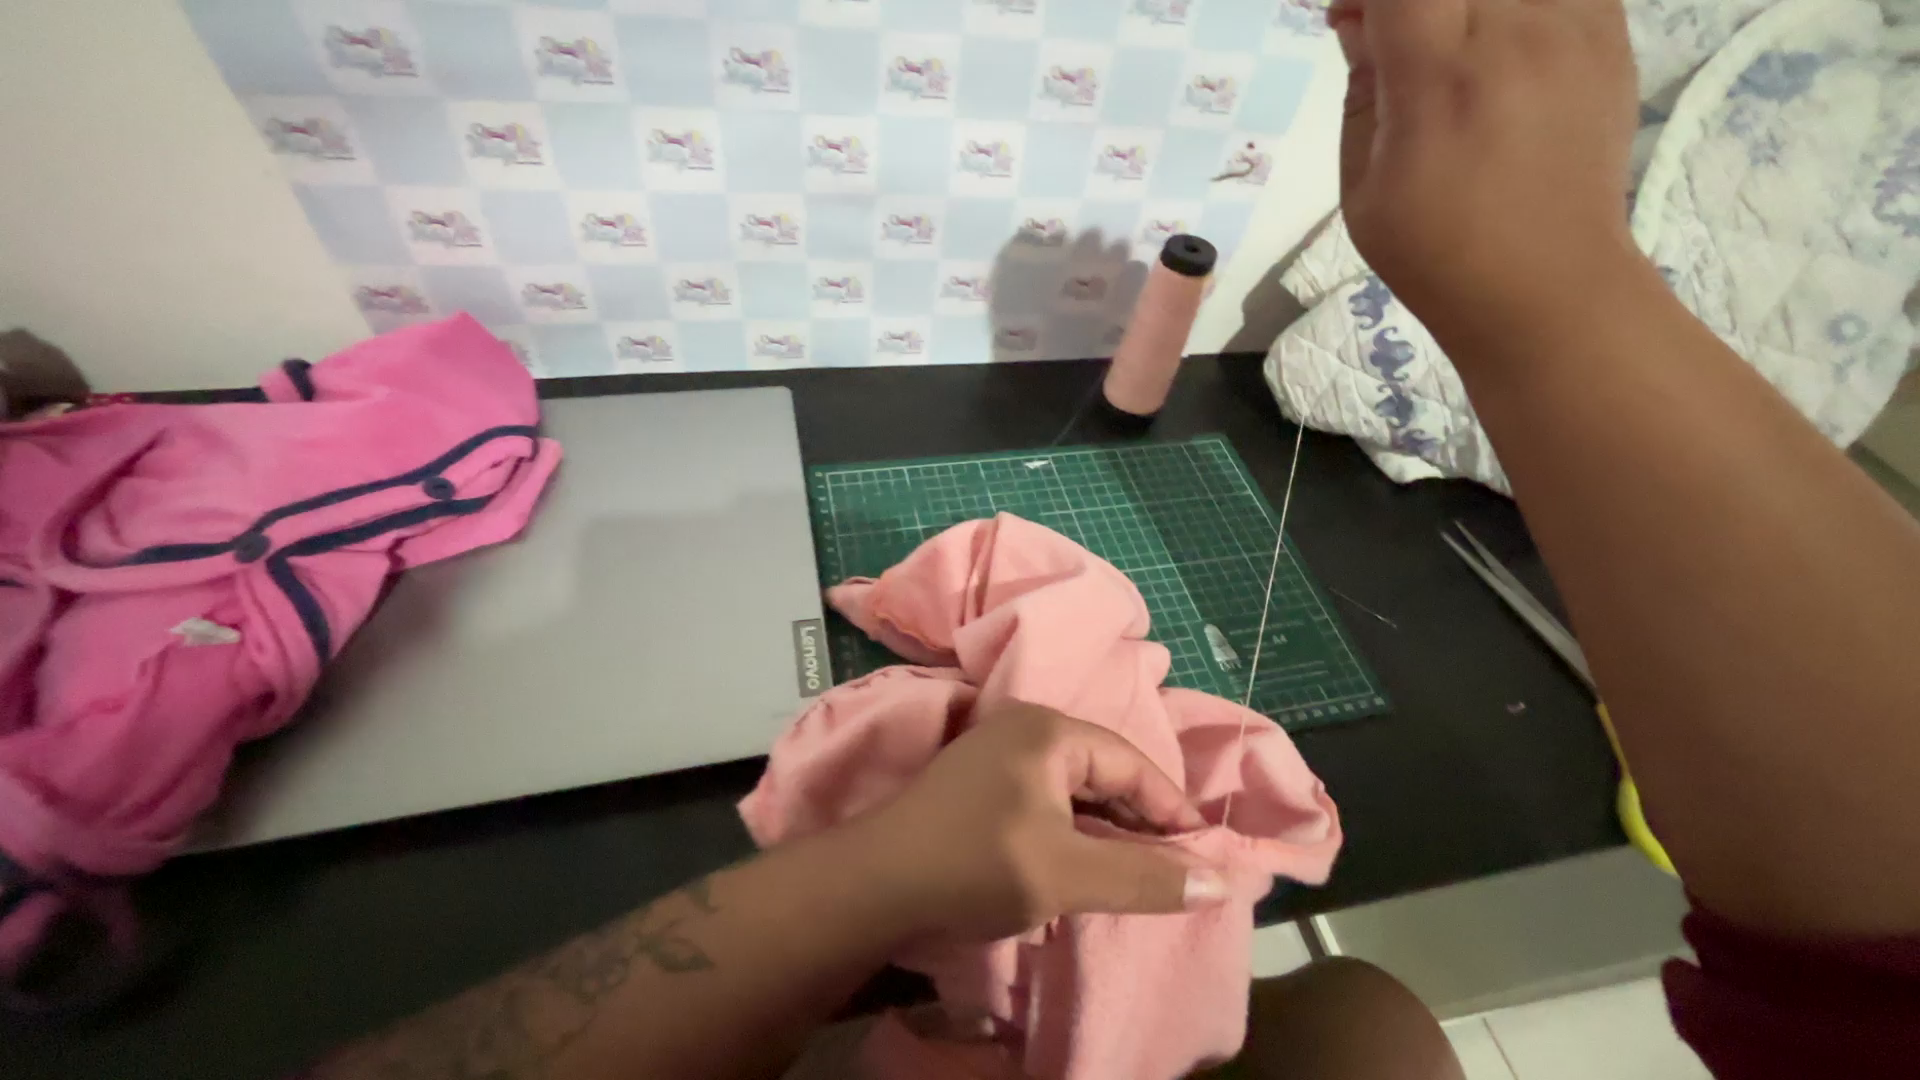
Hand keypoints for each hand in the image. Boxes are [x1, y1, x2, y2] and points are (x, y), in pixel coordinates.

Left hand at [851, 701, 1228, 941]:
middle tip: (1175, 866)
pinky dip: (1073, 826)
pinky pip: (1046, 795)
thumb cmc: (975, 865)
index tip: (1204, 855)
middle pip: (1102, 768)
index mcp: (1048, 730)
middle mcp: (1024, 726)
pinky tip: (1083, 858)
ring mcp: (997, 750)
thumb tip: (1220, 881)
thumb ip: (1144, 876)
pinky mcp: (979, 780)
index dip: (1172, 810)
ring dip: (1107, 825)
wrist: (874, 883)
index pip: (1130, 763)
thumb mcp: (1067, 875)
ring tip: (1137, 868)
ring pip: (1074, 785)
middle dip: (1140, 818)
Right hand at [1331, 0, 1642, 335]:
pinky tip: (1496, 47)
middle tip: (1392, 36)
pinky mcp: (1610, 32)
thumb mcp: (1363, 189)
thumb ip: (1362, 92)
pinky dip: (1513, 8)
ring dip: (1464, 7)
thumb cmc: (1432, 251)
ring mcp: (1575, 25)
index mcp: (1440, 82)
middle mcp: (1517, 33)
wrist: (1543, 284)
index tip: (1348, 17)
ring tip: (1446, 49)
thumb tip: (1356, 20)